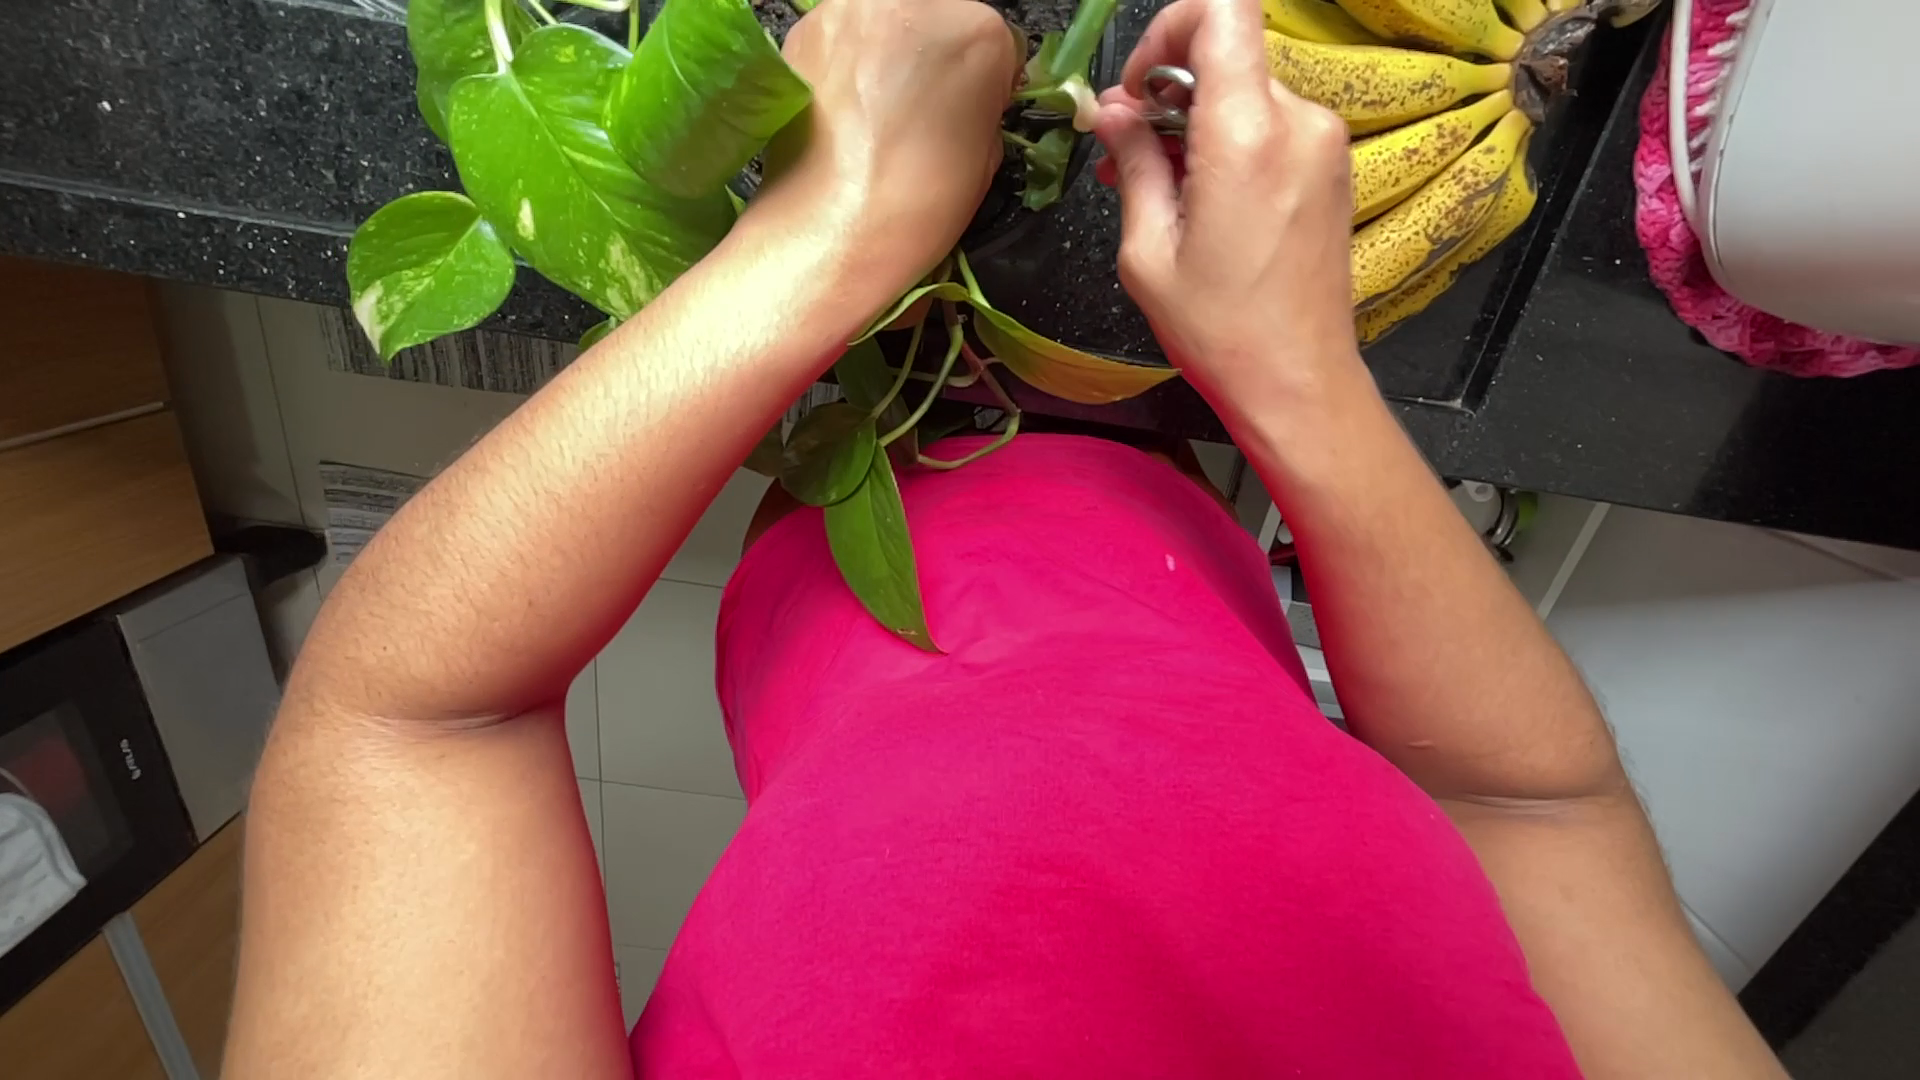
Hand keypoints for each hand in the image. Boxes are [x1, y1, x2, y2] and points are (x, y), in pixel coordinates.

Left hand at [746, 0, 1019, 304]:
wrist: (827, 235)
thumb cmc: (909, 212)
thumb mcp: (982, 166)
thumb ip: (983, 112)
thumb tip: (970, 102)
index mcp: (976, 35)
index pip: (999, 41)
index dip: (988, 83)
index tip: (973, 114)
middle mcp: (913, 2)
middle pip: (940, 19)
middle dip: (936, 60)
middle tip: (924, 116)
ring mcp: (851, 9)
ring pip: (889, 22)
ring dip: (891, 58)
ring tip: (881, 119)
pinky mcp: (805, 29)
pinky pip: (844, 39)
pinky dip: (850, 67)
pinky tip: (848, 117)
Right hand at [1094, 0, 1363, 416]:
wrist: (1296, 378)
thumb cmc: (1217, 329)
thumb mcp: (1148, 254)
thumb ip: (1135, 166)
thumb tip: (1114, 111)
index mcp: (1246, 136)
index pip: (1222, 11)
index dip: (1169, 32)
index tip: (1136, 93)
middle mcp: (1299, 122)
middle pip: (1230, 58)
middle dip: (1170, 95)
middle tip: (1128, 159)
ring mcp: (1324, 144)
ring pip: (1249, 96)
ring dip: (1197, 127)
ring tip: (1161, 192)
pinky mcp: (1332, 169)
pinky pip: (1273, 128)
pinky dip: (1231, 146)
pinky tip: (1202, 201)